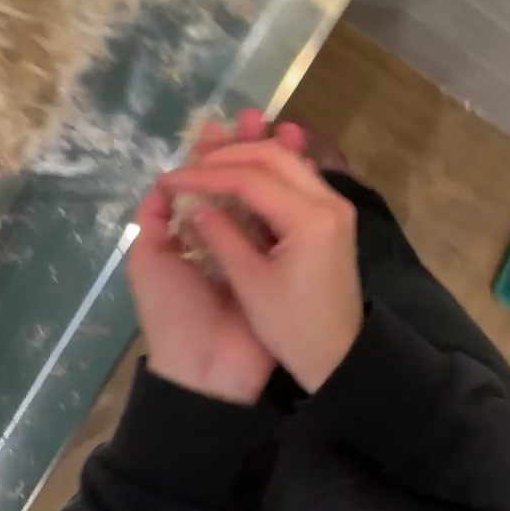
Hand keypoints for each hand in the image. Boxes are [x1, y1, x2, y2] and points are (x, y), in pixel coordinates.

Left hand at [128, 110, 299, 403]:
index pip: (205, 184)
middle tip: (258, 116)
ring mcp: (260, 249)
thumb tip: (163, 184)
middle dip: (248, 148)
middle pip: (240, 182)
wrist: (211, 366)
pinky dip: (295, 193)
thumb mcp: (149, 262)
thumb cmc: (174, 313)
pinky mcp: (284, 263)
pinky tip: (305, 165)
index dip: (212, 155)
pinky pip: (289, 222)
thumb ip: (155, 222)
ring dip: (276, 162)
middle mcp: (227, 235)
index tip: (220, 125)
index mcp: (195, 235)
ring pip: (268, 196)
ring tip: (285, 129)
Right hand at [159, 138, 362, 392]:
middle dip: (226, 155)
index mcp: (312, 220)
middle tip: (188, 163)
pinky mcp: (332, 217)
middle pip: (273, 156)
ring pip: (286, 163)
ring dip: (245, 158)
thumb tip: (193, 202)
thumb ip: (221, 236)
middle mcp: (331, 202)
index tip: (171, 179)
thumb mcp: (250, 283)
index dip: (207, 175)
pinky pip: (295, 180)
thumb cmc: (292, 328)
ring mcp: (335, 207)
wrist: (339, 355)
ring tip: (206, 160)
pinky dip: (263, 175)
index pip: (252, 178)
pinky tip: (236, 177)